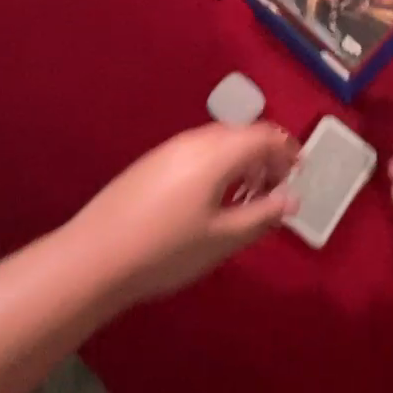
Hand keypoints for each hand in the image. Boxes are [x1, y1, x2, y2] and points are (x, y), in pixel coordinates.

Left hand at [69, 122, 298, 302]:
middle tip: (273, 190)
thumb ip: (262, 215)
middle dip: (264, 157)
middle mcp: (196, 140)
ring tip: (243, 199)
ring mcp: (170, 149)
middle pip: (242, 135)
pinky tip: (210, 200)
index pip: (264, 135)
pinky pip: (198, 152)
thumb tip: (293, 199)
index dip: (286, 149)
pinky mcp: (152, 162)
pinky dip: (217, 166)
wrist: (93, 257)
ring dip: (240, 162)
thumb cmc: (166, 249)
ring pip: (219, 143)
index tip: (299, 171)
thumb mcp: (222, 239)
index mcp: (218, 152)